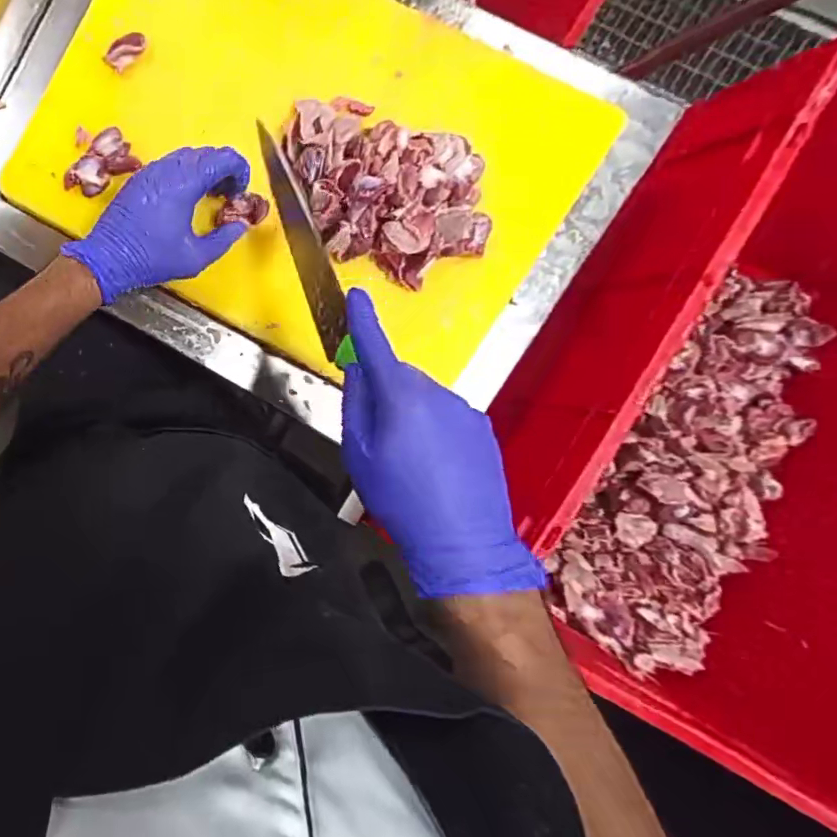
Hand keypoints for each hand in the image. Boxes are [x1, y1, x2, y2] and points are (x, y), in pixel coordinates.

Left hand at [61, 146, 252, 303]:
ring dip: (202, 170)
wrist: (106, 260)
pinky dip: (183, 174)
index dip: (240, 171)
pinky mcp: (137, 180)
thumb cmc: (150, 260)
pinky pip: (168, 165)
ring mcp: (149, 172)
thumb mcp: (194, 258)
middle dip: (222, 170)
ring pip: (185, 157)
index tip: (239, 192)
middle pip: (206, 154)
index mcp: (184, 183)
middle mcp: (166, 169)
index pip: (223, 158)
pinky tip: (182, 198)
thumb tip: (240, 226)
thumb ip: (224, 240)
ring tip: (206, 196)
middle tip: (226, 195)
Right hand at [341, 289, 545, 598]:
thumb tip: (357, 371)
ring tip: (402, 459)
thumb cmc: (399, 498)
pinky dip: (429, 429)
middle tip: (371, 436)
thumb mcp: (359, 453)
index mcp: (401, 398)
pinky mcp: (481, 429)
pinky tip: (428, 464)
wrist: (462, 539)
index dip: (363, 321)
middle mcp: (437, 394)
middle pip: (398, 377)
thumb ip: (355, 405)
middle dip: (381, 393)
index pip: (376, 348)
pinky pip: (444, 415)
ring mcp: (464, 410)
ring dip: (406, 414)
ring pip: (422, 398)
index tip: (357, 296)